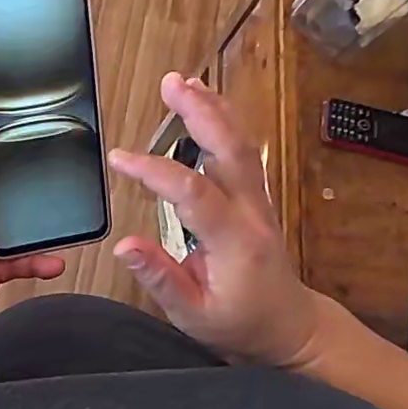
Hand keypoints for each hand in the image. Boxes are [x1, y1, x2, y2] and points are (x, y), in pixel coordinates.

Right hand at [108, 73, 326, 366]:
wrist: (288, 325)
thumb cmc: (240, 323)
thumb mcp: (193, 315)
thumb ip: (160, 277)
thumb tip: (123, 245)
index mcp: (235, 242)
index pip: (193, 193)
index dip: (155, 171)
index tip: (119, 158)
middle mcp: (253, 213)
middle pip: (231, 150)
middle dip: (201, 112)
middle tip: (171, 84)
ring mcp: (260, 202)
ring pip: (242, 145)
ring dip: (214, 110)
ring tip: (184, 83)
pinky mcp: (257, 199)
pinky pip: (243, 153)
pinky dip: (225, 124)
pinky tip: (207, 106)